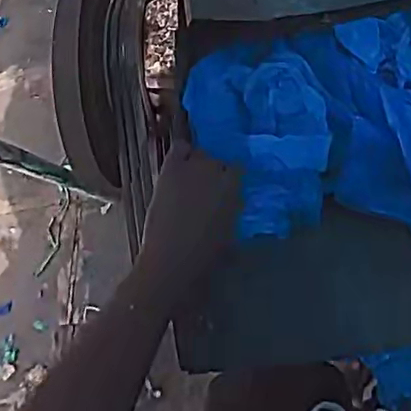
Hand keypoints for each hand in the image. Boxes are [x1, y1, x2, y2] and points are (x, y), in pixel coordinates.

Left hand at [130, 141, 242, 305]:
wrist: (171, 263)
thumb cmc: (206, 257)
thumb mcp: (231, 236)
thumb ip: (234, 214)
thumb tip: (233, 206)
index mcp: (234, 186)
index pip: (238, 168)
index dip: (232, 179)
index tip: (226, 190)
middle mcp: (216, 169)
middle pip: (218, 160)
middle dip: (214, 173)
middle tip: (207, 191)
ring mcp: (193, 166)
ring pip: (200, 153)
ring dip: (198, 164)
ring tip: (191, 181)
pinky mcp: (171, 168)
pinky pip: (179, 147)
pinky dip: (181, 153)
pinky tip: (178, 166)